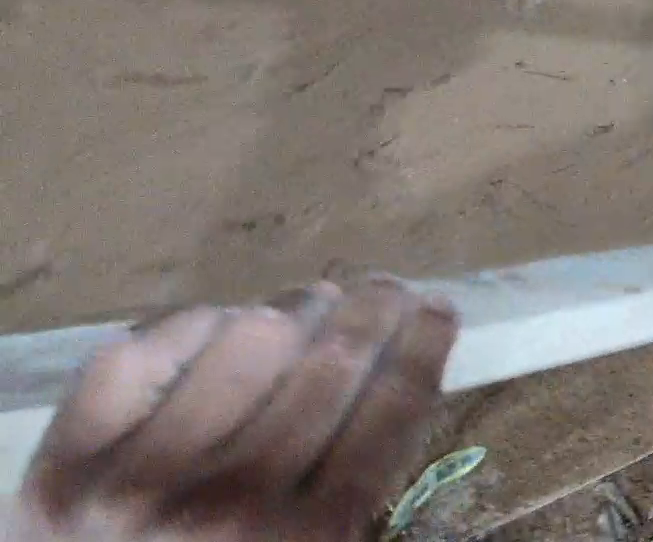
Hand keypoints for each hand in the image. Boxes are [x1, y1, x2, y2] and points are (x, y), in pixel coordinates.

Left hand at [10, 278, 455, 541]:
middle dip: (378, 305)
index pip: (397, 399)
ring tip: (307, 308)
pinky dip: (196, 325)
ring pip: (255, 336)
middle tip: (386, 288)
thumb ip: (372, 456)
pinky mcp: (63, 466)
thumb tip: (414, 347)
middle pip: (337, 360)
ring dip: (294, 309)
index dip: (427, 337)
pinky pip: (147, 350)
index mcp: (314, 530)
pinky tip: (223, 330)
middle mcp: (233, 503)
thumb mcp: (326, 536)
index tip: (438, 305)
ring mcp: (141, 483)